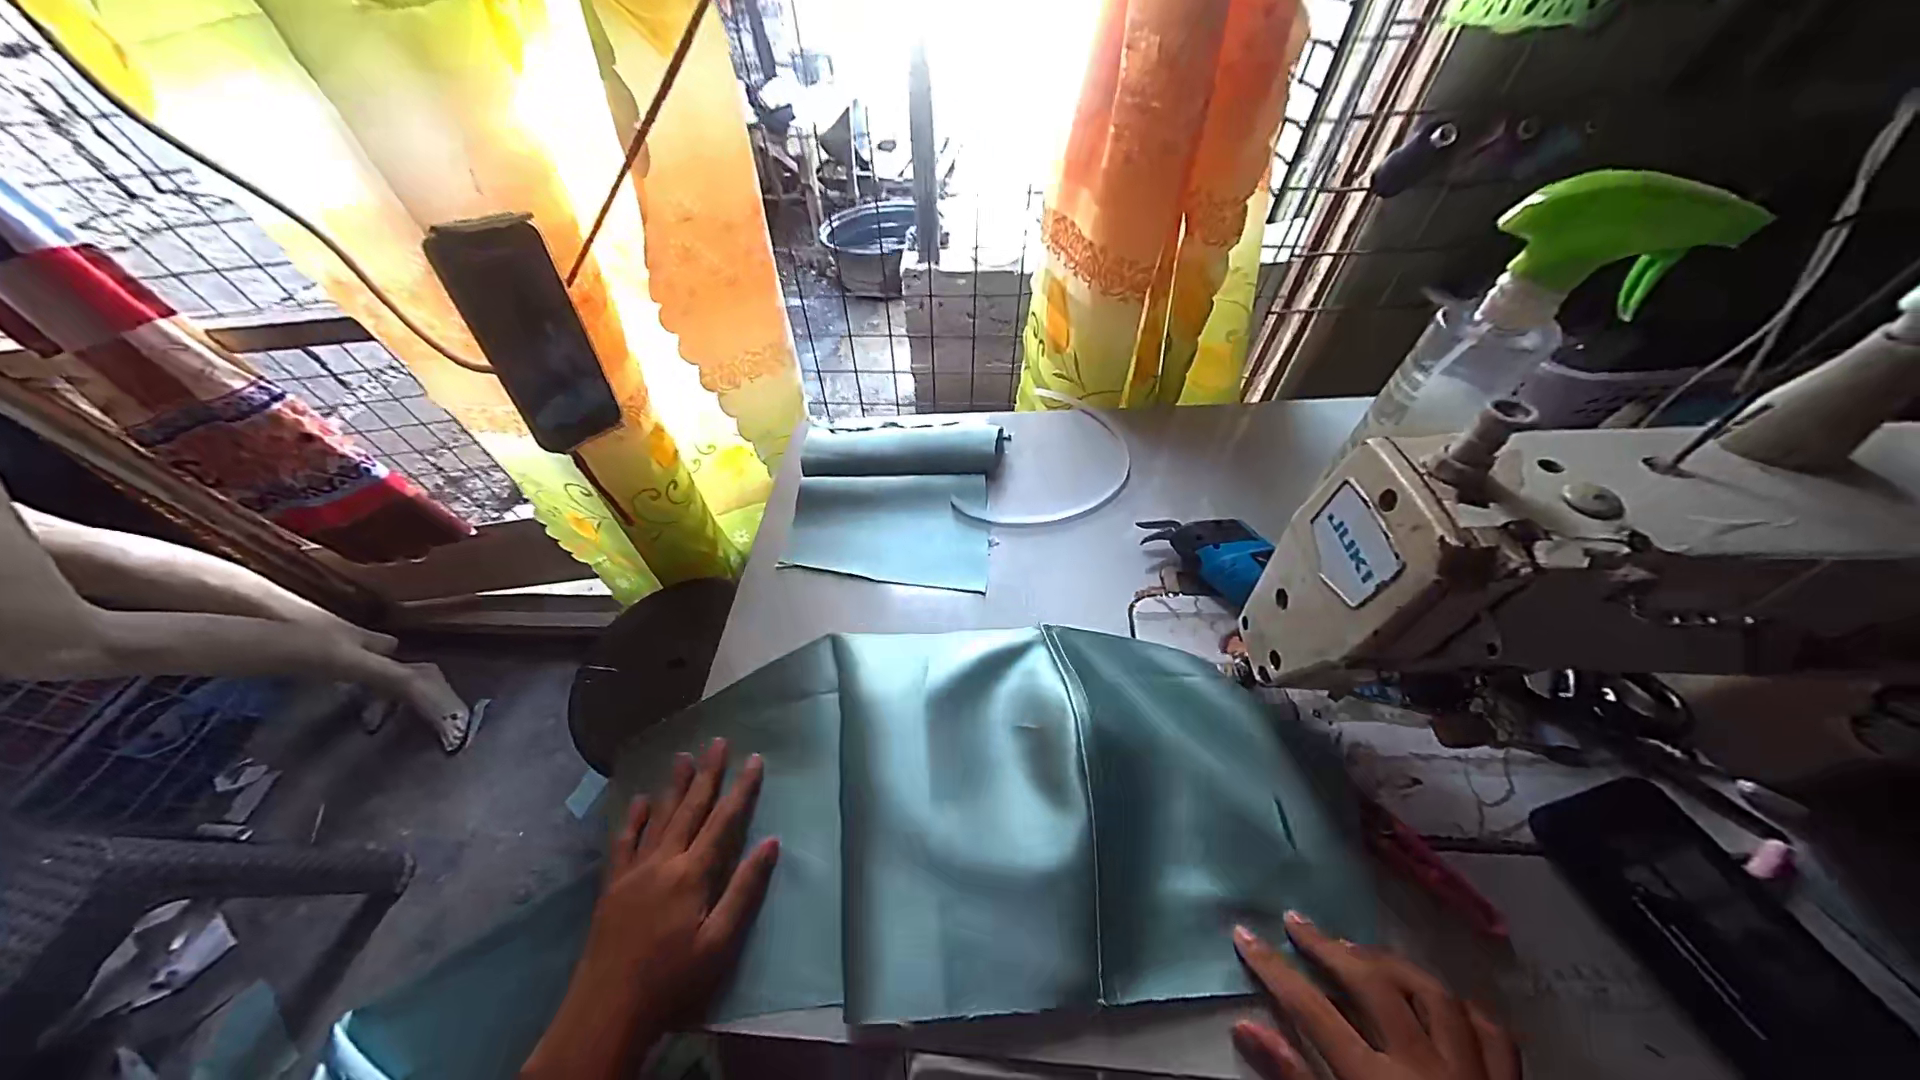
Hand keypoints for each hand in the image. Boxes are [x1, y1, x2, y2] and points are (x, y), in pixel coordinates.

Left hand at [521, 739, 779, 1079]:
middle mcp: (662, 862)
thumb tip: (771, 842)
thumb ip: (744, 889)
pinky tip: (640, 801)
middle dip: (708, 774)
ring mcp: (633, 872)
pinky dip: (634, 819)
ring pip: (658, 818)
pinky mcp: (612, 887)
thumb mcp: (719, 943)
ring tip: (683, 756)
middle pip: (690, 809)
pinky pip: (624, 843)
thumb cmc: (672, 981)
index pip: (724, 821)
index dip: (742, 789)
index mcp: (691, 874)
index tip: (755, 760)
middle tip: (718, 741)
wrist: (605, 1013)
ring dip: (674, 786)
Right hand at [1231, 913, 1518, 1079]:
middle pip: (1370, 985)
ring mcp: (1472, 1073)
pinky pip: (1491, 1031)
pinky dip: (1461, 1007)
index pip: (1312, 1008)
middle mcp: (1424, 1066)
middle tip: (1295, 922)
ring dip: (1387, 963)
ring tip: (1355, 947)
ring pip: (1430, 993)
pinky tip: (1434, 994)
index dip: (1273, 967)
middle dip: (1326, 947)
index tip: (1244, 935)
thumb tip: (1246, 1026)